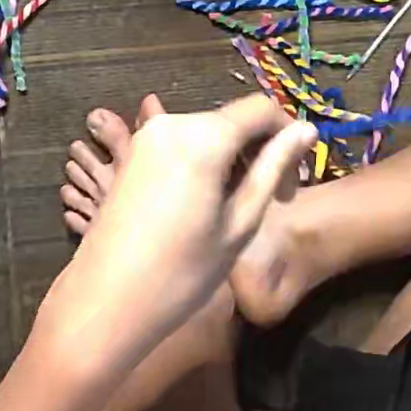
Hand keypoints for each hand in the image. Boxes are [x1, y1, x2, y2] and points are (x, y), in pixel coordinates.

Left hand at [37, 94, 314, 357]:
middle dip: (261, 149)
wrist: (104, 302)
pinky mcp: (134, 152)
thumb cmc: (182, 272)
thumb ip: (274, 167)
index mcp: (202, 136)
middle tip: (278, 199)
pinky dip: (207, 160)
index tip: (297, 178)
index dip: (287, 133)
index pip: (260, 109)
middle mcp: (172, 122)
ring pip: (210, 131)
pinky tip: (209, 200)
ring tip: (242, 206)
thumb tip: (306, 129)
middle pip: (234, 120)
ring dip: (234, 156)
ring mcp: (148, 135)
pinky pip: (184, 142)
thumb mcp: (240, 222)